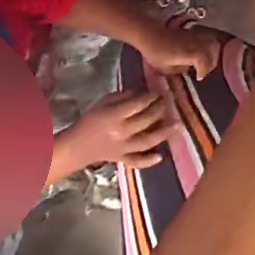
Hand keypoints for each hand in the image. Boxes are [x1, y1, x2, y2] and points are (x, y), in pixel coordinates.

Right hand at [54, 91, 175, 172]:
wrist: (77, 146)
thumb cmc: (91, 119)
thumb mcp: (104, 101)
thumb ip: (123, 97)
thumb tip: (142, 95)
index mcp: (114, 116)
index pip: (138, 104)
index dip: (151, 97)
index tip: (158, 92)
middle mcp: (121, 132)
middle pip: (146, 120)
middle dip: (160, 109)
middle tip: (169, 102)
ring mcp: (122, 148)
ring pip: (147, 141)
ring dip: (163, 133)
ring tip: (177, 125)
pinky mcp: (122, 159)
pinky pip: (136, 161)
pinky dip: (148, 161)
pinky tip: (161, 156)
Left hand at [132, 23, 222, 80]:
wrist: (150, 33)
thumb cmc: (155, 52)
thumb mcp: (165, 68)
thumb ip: (180, 70)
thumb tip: (188, 69)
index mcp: (189, 52)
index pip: (205, 60)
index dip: (204, 70)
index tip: (199, 77)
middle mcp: (195, 42)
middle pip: (213, 49)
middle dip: (212, 61)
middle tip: (205, 70)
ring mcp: (195, 35)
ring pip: (212, 41)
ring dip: (213, 52)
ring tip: (206, 60)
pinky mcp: (193, 31)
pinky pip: (207, 36)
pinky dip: (208, 44)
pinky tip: (202, 50)